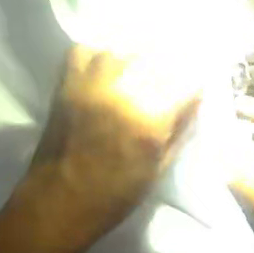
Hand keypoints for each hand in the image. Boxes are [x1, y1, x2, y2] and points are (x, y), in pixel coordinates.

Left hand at [12, 45, 201, 251]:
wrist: (57, 202)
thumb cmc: (113, 197)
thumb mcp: (157, 170)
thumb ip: (179, 131)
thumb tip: (196, 97)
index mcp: (149, 123)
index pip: (184, 83)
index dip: (192, 82)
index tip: (193, 83)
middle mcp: (121, 95)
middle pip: (152, 59)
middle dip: (165, 65)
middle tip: (166, 75)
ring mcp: (90, 86)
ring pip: (118, 51)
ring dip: (131, 56)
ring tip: (136, 67)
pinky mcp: (66, 85)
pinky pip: (81, 52)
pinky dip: (94, 53)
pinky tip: (104, 65)